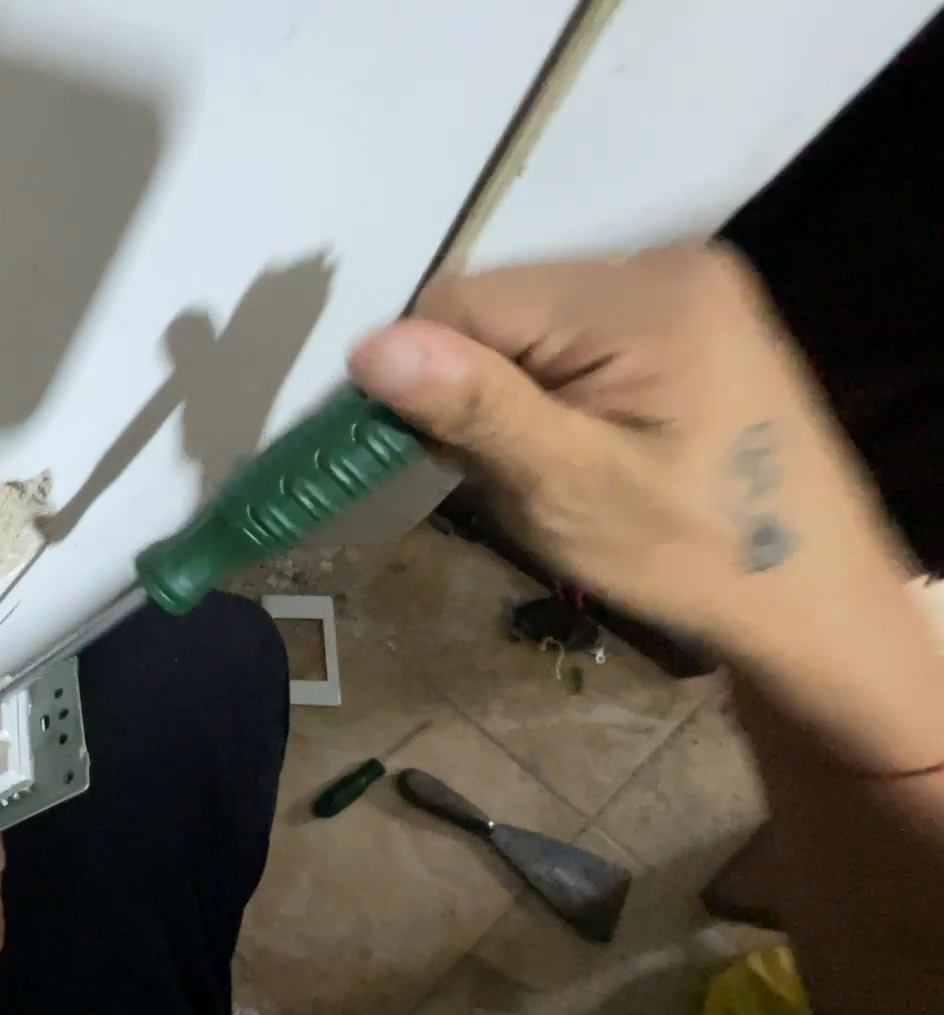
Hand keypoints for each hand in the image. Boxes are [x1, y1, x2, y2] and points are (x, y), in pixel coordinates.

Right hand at [349, 245, 910, 664]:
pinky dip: (519, 387)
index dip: (420, 375)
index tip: (438, 449)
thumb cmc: (684, 551)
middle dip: (457, 385)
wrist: (798, 594)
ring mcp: (664, 289)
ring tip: (525, 454)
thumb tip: (369, 346)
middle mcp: (655, 266)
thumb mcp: (563, 486)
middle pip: (483, 307)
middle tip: (491, 461)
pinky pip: (542, 335)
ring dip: (484, 390)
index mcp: (640, 299)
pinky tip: (550, 433)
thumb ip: (475, 407)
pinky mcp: (662, 318)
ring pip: (503, 323)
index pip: (459, 304)